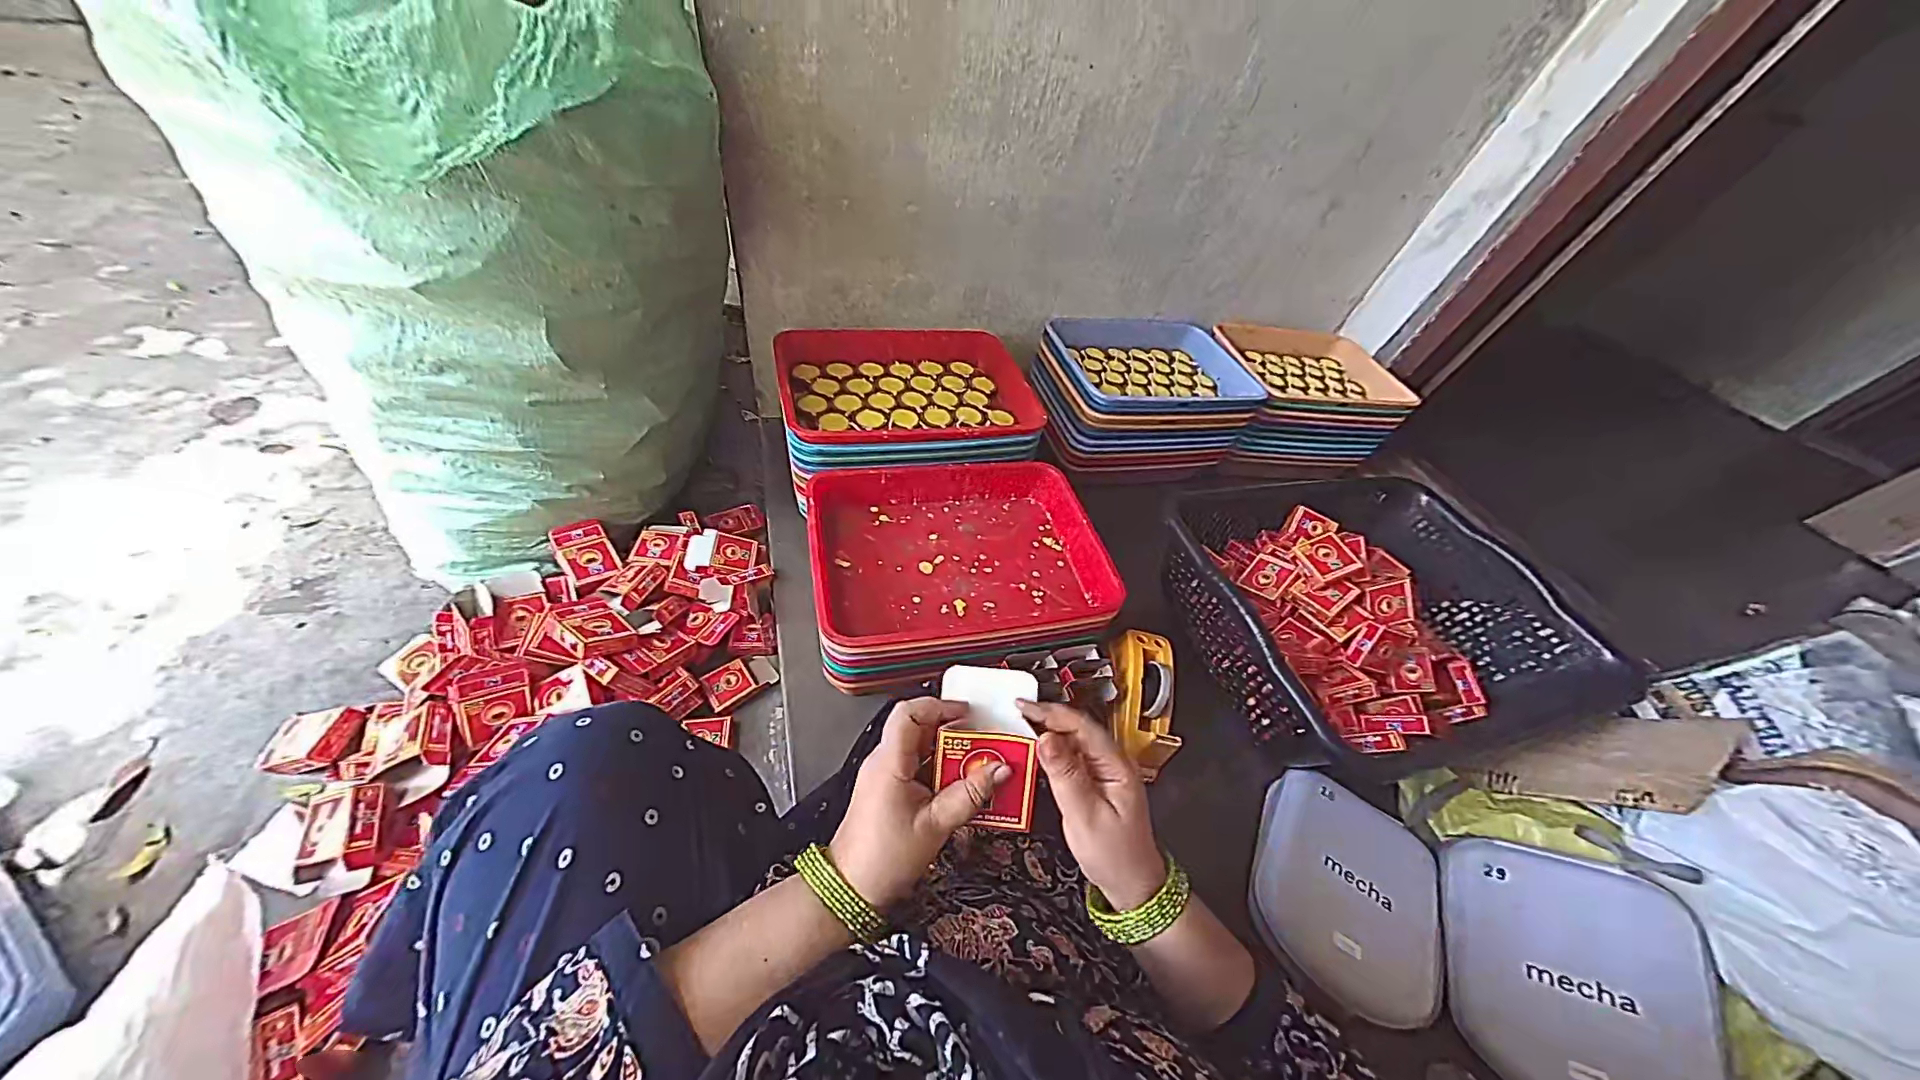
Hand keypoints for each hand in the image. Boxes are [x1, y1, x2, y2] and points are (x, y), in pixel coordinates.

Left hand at [829, 697, 1008, 908]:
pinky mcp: (889, 789)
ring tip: (977, 767)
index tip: (968, 714)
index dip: (941, 705)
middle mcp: (883, 761)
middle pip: (920, 727)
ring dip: (950, 753)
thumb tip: (998, 771)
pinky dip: (941, 770)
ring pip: (921, 747)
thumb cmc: (881, 859)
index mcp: (889, 762)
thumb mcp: (936, 825)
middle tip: (982, 743)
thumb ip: (970, 794)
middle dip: (954, 731)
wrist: (851, 889)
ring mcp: (885, 774)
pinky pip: (919, 767)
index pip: (910, 711)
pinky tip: (960, 787)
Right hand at [1022, 700, 1165, 908]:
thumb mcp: (1085, 816)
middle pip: (1078, 728)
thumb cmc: (1115, 857)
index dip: (1051, 713)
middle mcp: (1113, 763)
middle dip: (1047, 717)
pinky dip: (1053, 749)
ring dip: (1048, 730)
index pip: (1082, 726)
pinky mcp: (1096, 781)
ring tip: (1022, 725)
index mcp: (1117, 766)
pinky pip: (1072, 755)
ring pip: (1074, 740)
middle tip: (1017, 712)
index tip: (1024, 707)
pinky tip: (1037, 750)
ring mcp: (1105, 771)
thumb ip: (1064, 775)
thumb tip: (1046, 739)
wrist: (1133, 887)